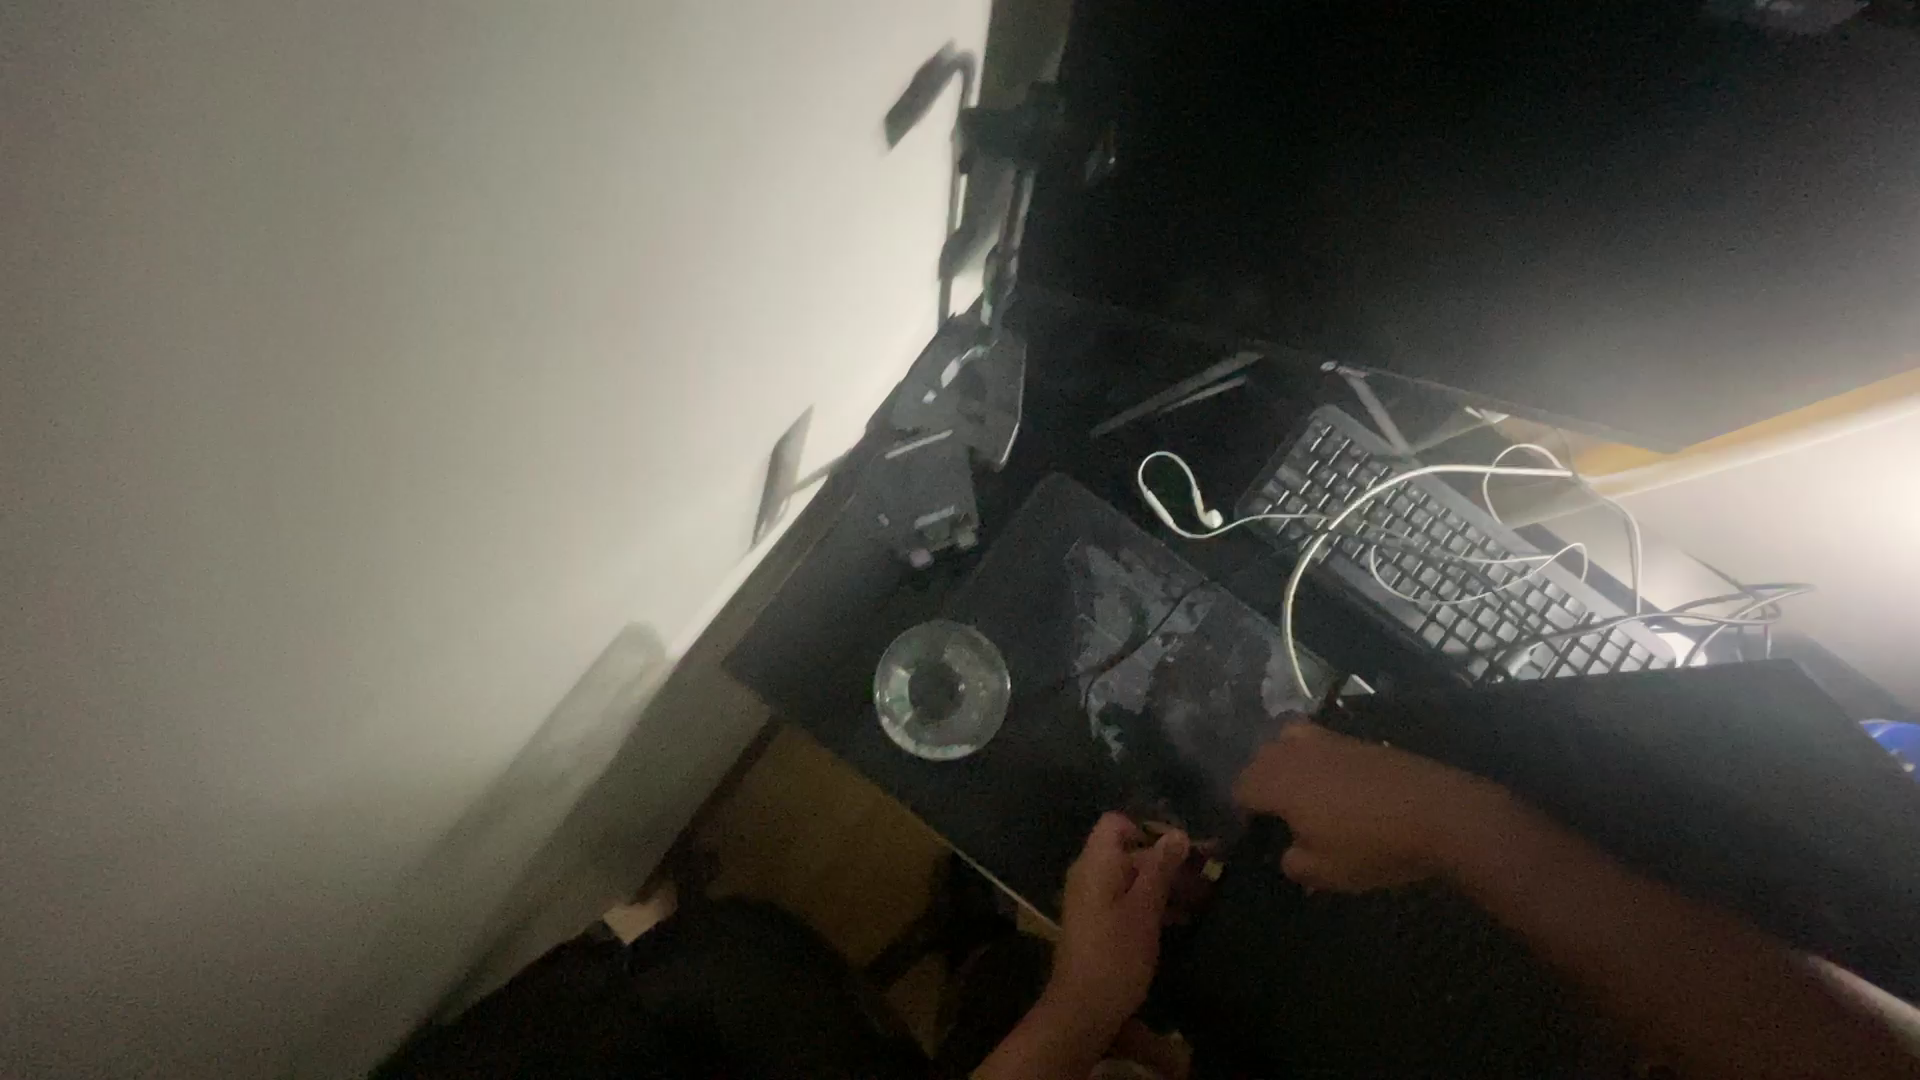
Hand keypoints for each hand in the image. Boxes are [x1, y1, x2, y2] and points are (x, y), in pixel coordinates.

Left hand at [1046, 812, 1189, 1032]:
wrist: (1083, 1008)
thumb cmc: (1116, 953)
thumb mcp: (1144, 909)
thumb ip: (1160, 869)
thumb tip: (1177, 833)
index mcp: (1096, 862)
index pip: (1116, 823)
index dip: (1147, 828)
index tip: (1180, 846)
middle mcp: (1090, 872)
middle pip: (1129, 851)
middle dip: (1167, 860)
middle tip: (1207, 874)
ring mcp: (1092, 898)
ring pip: (1132, 877)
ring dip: (1165, 884)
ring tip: (1204, 897)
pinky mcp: (1099, 921)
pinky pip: (1127, 898)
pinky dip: (1153, 902)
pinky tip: (1183, 919)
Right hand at [1232, 721, 1508, 891]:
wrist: (1438, 812)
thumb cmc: (1371, 844)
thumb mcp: (1325, 871)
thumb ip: (1294, 863)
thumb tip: (1289, 853)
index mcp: (1272, 781)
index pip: (1238, 790)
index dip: (1243, 815)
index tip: (1258, 836)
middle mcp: (1289, 751)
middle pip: (1258, 762)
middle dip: (1261, 786)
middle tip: (1281, 818)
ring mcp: (1323, 739)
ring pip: (1285, 743)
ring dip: (1287, 764)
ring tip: (1305, 793)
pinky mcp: (1354, 739)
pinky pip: (1318, 743)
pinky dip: (1317, 759)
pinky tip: (1338, 785)